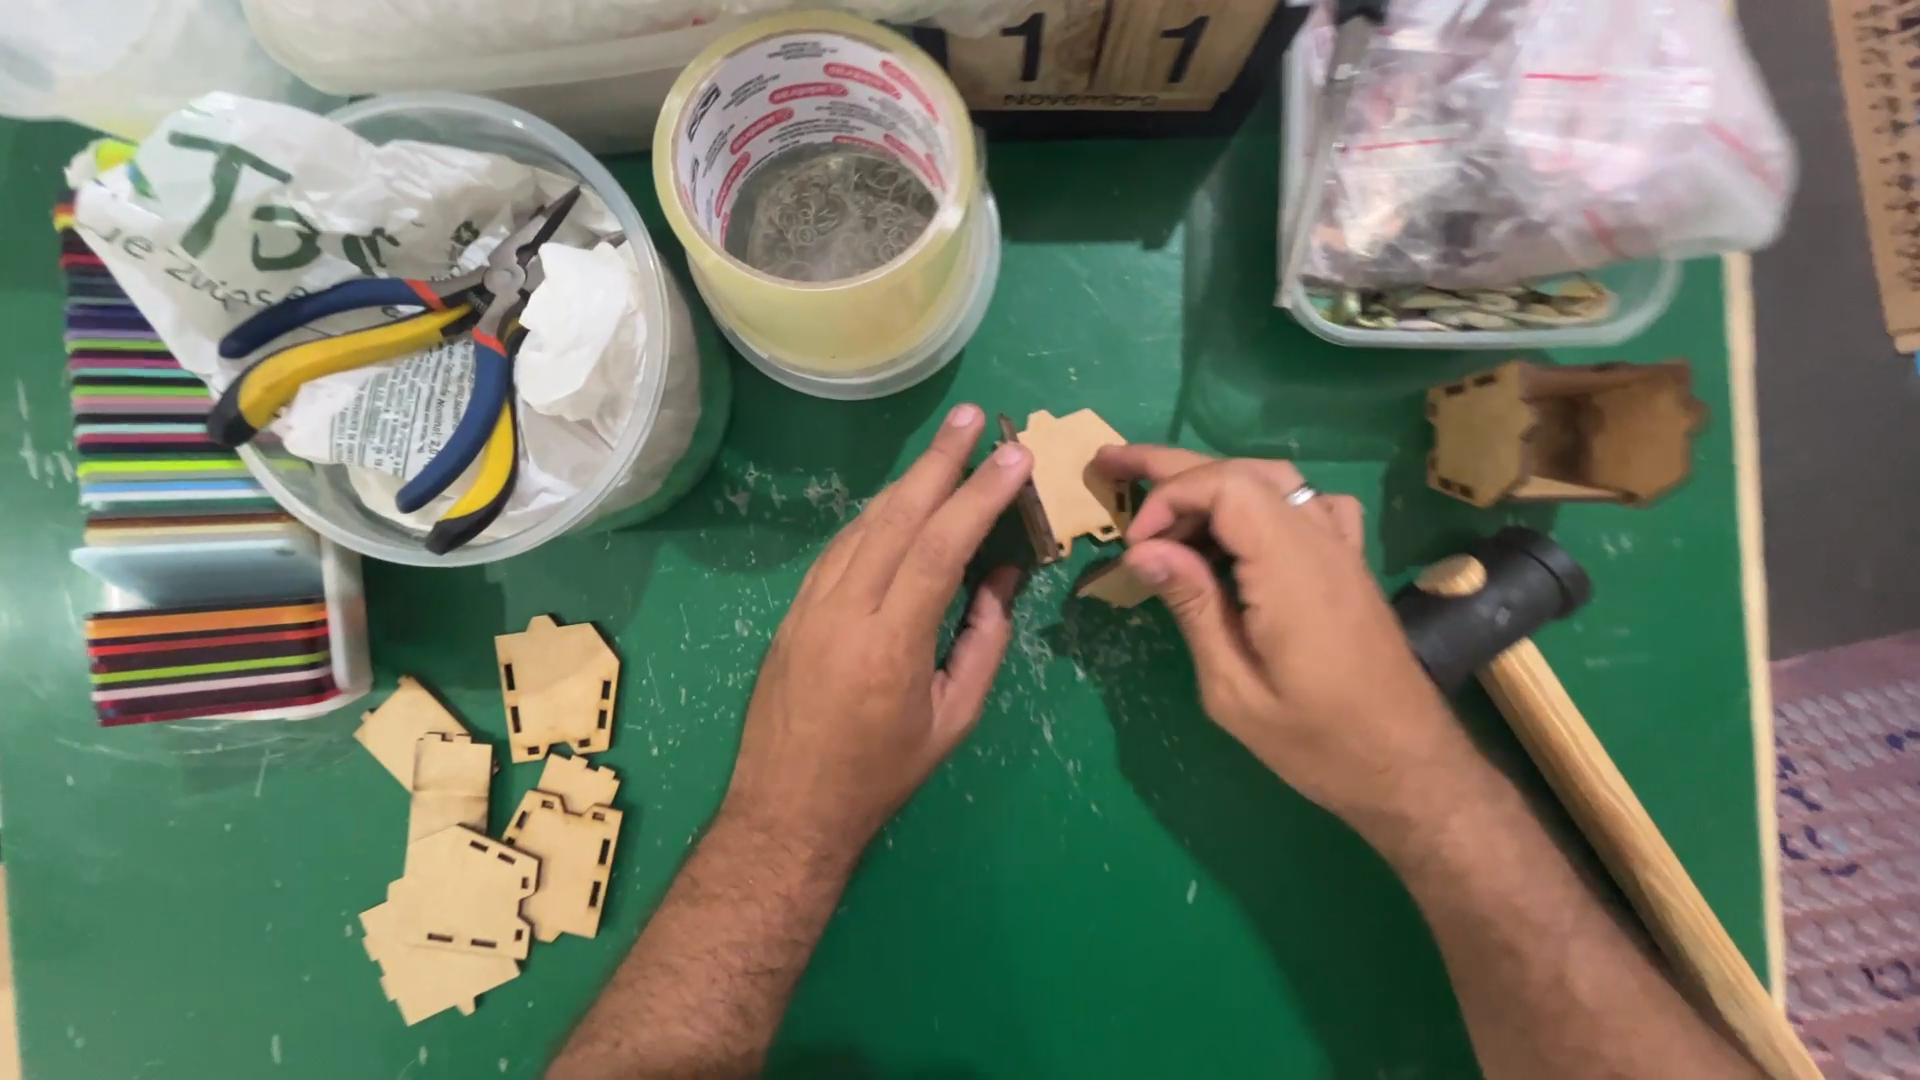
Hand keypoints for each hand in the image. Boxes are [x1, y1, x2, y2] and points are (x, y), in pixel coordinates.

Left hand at [722, 404, 1030, 863]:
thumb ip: (983, 644)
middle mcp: (844, 609)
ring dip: (908, 483)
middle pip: (896, 516)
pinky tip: (898, 502)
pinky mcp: (793, 609)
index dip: (978, 496)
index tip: (1013, 457)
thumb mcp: (951, 720)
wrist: (786, 807)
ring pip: (864, 524)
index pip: (939, 549)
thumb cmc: (881, 774)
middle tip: (971, 417)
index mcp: (890, 643)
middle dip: (939, 461)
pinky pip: (840, 547)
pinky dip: (875, 516)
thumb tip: (999, 580)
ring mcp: (810, 605)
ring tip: (944, 451)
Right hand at [1094, 445, 1473, 837]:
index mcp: (1290, 571)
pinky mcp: (1348, 564)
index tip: (1136, 546)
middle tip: (1111, 462)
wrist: (1408, 769)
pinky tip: (1240, 530)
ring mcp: (1341, 549)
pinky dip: (1262, 499)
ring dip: (1213, 481)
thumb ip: (1192, 608)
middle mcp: (1320, 543)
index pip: (1225, 487)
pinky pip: (1308, 503)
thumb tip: (1143, 549)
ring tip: (1163, 498)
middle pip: (1242, 472)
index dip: (1170, 499)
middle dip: (1170, 465)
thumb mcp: (1233, 690)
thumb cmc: (1317, 743)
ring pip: (1273, 480)